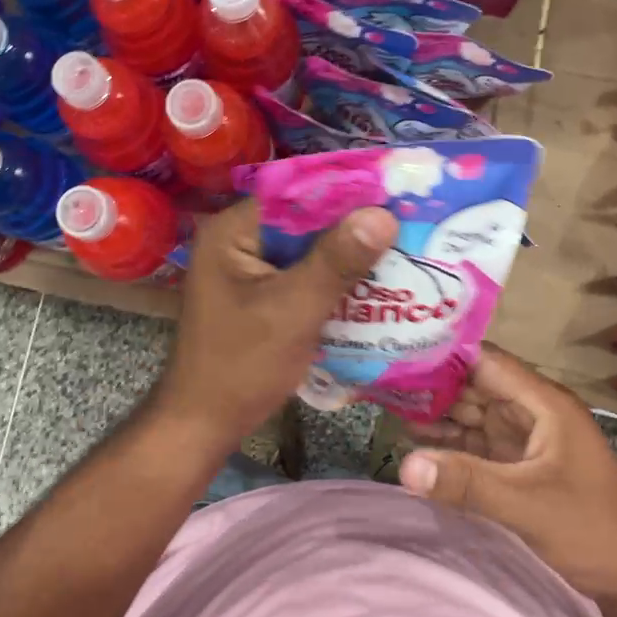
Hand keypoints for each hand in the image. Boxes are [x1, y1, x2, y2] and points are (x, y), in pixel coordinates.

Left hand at [154, 198, 396, 444]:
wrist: (204, 424)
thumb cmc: (241, 365)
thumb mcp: (293, 310)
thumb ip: (336, 261)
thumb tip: (384, 214)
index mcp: (232, 231)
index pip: (296, 193)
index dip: (346, 192)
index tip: (397, 192)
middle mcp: (237, 240)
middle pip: (304, 220)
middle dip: (353, 224)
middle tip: (412, 220)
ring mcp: (247, 269)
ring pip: (307, 248)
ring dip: (348, 253)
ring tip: (406, 246)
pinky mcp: (260, 295)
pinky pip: (303, 274)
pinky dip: (335, 279)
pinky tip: (376, 282)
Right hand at [399, 345, 616, 601]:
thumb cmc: (593, 531)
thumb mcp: (527, 506)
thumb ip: (466, 483)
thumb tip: (403, 466)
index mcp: (544, 403)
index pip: (484, 360)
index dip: (441, 352)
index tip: (395, 348)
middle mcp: (533, 412)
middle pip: (473, 385)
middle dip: (429, 382)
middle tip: (377, 376)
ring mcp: (526, 440)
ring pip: (471, 414)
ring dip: (434, 412)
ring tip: (384, 403)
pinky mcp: (519, 468)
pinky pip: (476, 444)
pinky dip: (447, 443)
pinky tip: (413, 441)